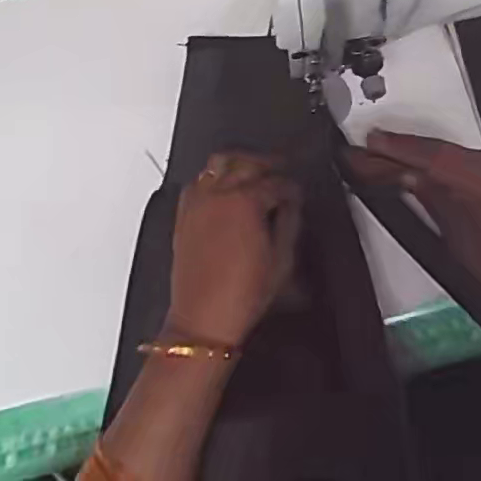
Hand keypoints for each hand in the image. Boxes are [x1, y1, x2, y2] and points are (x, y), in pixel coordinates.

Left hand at [165, 152, 301, 347]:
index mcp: (246, 202)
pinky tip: (222, 184)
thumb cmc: (242, 294)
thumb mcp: (282, 260)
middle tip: (281, 171)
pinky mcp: (184, 212)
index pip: (276, 182)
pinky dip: (212, 176)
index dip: (290, 187)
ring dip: (239, 161)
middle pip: (248, 163)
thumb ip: (290, 223)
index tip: (296, 194)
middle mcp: (220, 194)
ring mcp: (199, 201)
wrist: (204, 320)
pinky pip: (197, 180)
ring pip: (219, 162)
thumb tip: (292, 205)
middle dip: (268, 164)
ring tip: (252, 169)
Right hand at [343, 131, 480, 308]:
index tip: (369, 144)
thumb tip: (405, 176)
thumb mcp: (460, 240)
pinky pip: (451, 159)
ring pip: (440, 152)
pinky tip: (409, 165)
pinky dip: (427, 160)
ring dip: (409, 151)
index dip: (397, 148)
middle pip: (433, 150)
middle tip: (364, 148)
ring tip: (378, 152)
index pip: (431, 156)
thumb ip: (433, 202)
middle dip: (397, 148)